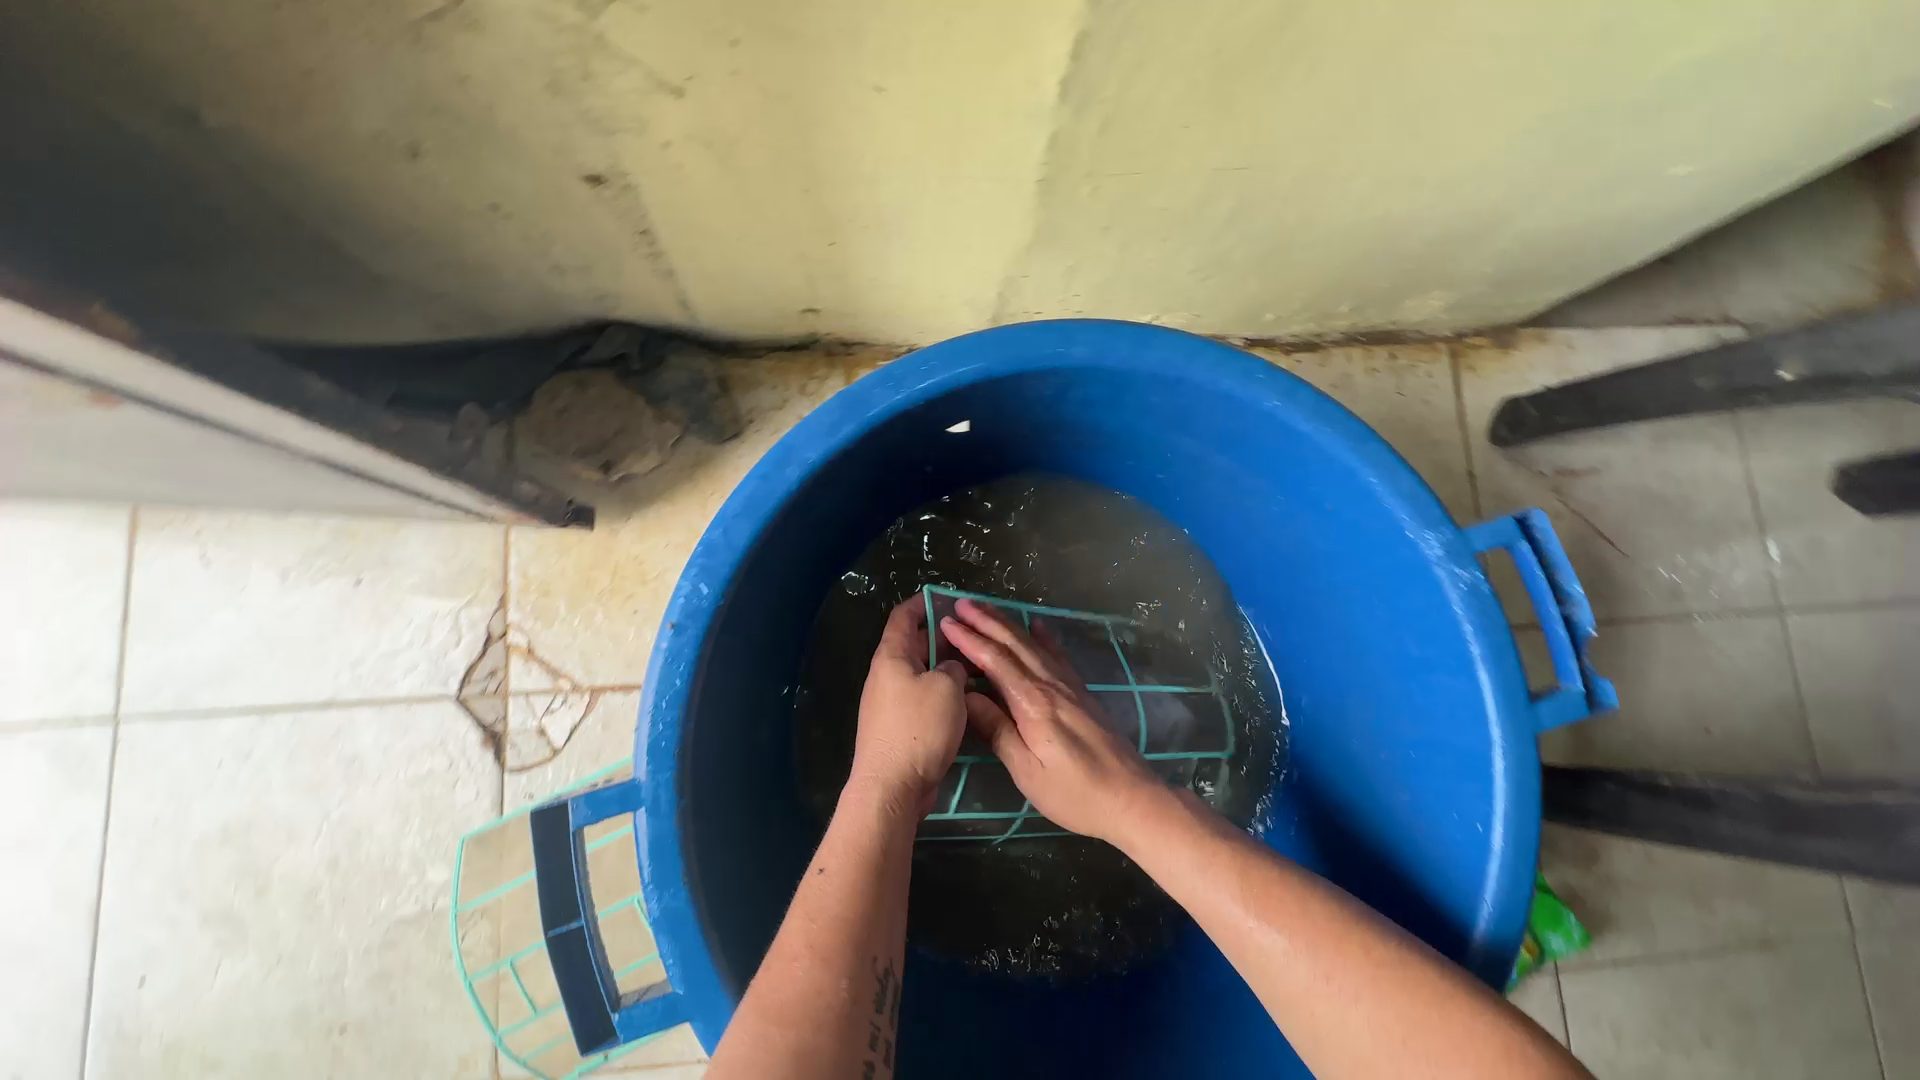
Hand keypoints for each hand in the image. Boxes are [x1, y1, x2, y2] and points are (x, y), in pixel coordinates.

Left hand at [850, 597, 969, 816]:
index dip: (924, 603)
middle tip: (979, 638)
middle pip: (917, 646)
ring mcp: (892, 703)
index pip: (904, 616)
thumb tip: (951, 669)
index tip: (949, 599)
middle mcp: (887, 675)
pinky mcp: (901, 728)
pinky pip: (925, 700)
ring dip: (950, 670)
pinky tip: (970, 702)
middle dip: (946, 639)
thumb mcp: (947, 688)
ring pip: (924, 675)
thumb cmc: (918, 728)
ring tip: (983, 669)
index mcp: (892, 656)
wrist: (892, 787)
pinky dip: (945, 696)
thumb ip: (953, 668)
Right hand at [937, 599, 1164, 843]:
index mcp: (1033, 703)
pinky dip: (1044, 637)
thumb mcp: (1027, 771)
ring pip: (1034, 645)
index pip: (995, 661)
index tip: (946, 622)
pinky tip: (1037, 624)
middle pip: (1014, 644)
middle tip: (959, 603)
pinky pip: (1058, 656)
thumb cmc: (1075, 794)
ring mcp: (1070, 686)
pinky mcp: (1083, 694)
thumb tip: (965, 695)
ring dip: (1007, 624)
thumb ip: (996, 730)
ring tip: (985, 609)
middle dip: (985, 621)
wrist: (1132, 799)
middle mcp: (1051, 685)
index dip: (969, 640)